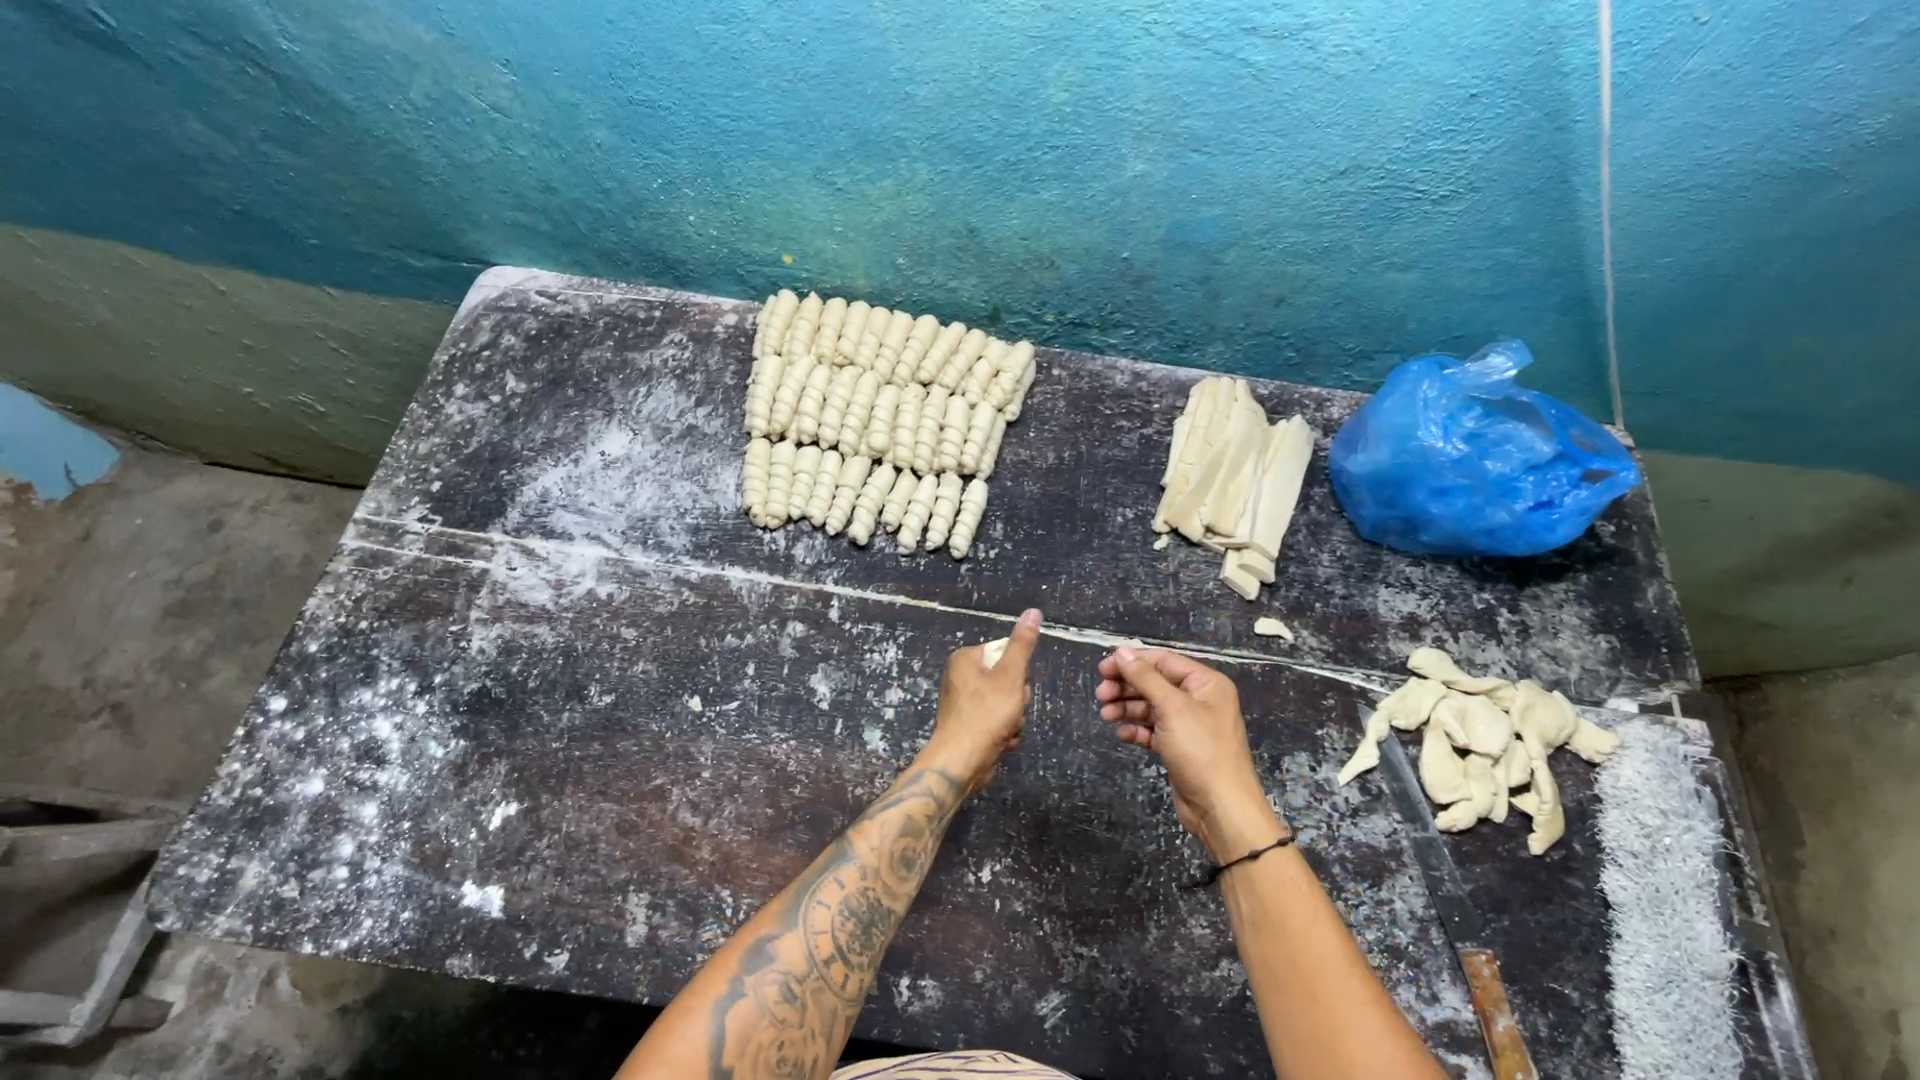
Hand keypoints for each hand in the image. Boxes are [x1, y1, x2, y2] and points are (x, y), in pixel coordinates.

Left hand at [922, 609, 1042, 793]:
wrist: (962, 761)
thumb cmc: (986, 714)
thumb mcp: (1010, 675)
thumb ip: (1022, 645)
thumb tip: (1033, 611)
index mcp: (965, 659)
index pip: (1005, 653)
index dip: (1018, 673)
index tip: (1016, 687)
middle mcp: (960, 677)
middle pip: (1007, 679)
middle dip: (1017, 699)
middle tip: (1013, 710)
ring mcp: (963, 703)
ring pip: (1006, 703)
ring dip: (1014, 718)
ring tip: (1007, 729)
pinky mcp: (968, 725)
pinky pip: (996, 721)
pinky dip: (1004, 731)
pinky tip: (1002, 741)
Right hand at [1096, 647, 1284, 859]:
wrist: (1220, 807)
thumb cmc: (1200, 750)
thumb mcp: (1172, 708)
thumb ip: (1145, 677)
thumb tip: (1122, 651)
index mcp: (1205, 683)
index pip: (1163, 661)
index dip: (1132, 662)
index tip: (1103, 669)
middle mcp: (1199, 700)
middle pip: (1155, 683)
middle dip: (1126, 687)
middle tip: (1100, 695)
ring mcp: (1189, 725)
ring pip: (1151, 707)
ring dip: (1127, 708)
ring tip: (1105, 715)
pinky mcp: (1179, 747)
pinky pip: (1153, 730)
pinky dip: (1137, 730)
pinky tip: (1122, 734)